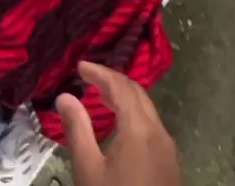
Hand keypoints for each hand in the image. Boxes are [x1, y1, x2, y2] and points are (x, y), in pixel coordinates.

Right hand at [56, 62, 180, 185]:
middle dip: (113, 80)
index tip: (79, 66)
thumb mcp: (88, 169)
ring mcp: (168, 150)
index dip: (100, 72)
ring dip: (124, 97)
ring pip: (147, 110)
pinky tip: (118, 125)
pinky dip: (133, 114)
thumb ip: (77, 128)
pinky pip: (152, 126)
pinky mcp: (170, 165)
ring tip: (100, 96)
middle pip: (137, 93)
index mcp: (140, 128)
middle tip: (89, 77)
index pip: (120, 86)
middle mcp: (159, 133)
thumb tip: (65, 97)